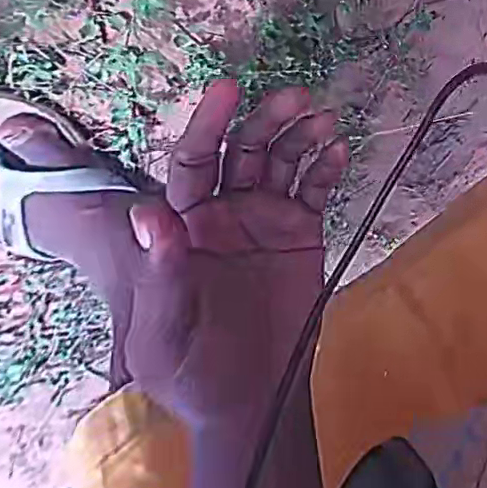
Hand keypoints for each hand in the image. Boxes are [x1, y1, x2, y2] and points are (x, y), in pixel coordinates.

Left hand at [121, 81, 344, 487]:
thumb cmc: (190, 367)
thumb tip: (146, 213)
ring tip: (324, 120)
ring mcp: (266, 214)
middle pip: (246, 148)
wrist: (249, 399)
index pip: (195, 158)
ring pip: (284, 159)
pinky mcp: (301, 229)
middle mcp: (226, 206)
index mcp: (188, 219)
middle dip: (268, 118)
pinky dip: (327, 168)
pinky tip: (339, 151)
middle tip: (297, 96)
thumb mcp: (163, 331)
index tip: (227, 88)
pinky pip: (315, 189)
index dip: (210, 122)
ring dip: (302, 134)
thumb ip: (160, 273)